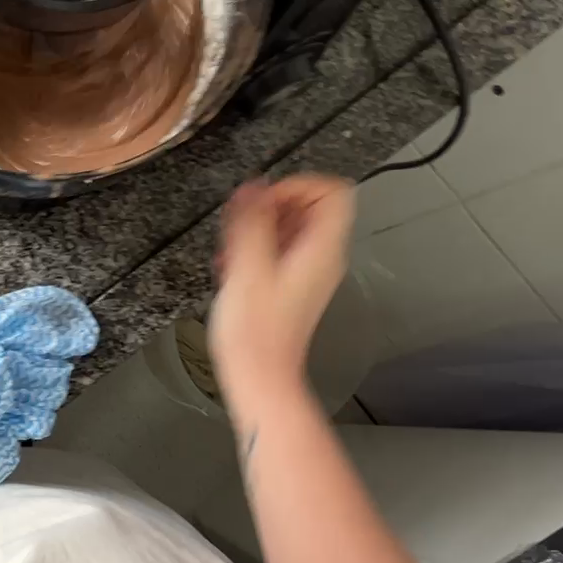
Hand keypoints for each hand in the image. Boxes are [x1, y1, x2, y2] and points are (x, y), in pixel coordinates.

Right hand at [207, 175, 354, 426]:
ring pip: (289, 230)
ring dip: (257, 231)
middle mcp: (320, 259)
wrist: (258, 375)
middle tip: (241, 226)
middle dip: (269, 208)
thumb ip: (251, 223)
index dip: (294, 186)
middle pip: (308, 208)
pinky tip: (232, 267)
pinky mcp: (288, 287)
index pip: (330, 191)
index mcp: (320, 250)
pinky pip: (277, 252)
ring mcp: (306, 274)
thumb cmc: (256, 334)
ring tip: (232, 249)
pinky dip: (253, 251)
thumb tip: (252, 187)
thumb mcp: (247, 269)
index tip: (261, 200)